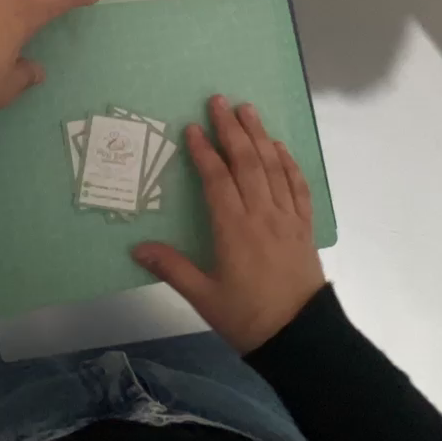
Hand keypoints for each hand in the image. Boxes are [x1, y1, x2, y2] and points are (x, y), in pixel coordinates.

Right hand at [133, 97, 325, 353]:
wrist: (302, 339)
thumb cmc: (248, 318)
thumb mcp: (204, 297)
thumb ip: (172, 268)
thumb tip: (137, 248)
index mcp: (234, 229)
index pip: (217, 179)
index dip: (204, 151)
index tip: (192, 128)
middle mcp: (262, 214)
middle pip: (247, 162)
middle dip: (232, 129)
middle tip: (219, 101)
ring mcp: (287, 218)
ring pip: (274, 167)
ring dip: (260, 135)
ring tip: (248, 110)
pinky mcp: (304, 226)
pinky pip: (298, 186)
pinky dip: (289, 163)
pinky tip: (280, 147)